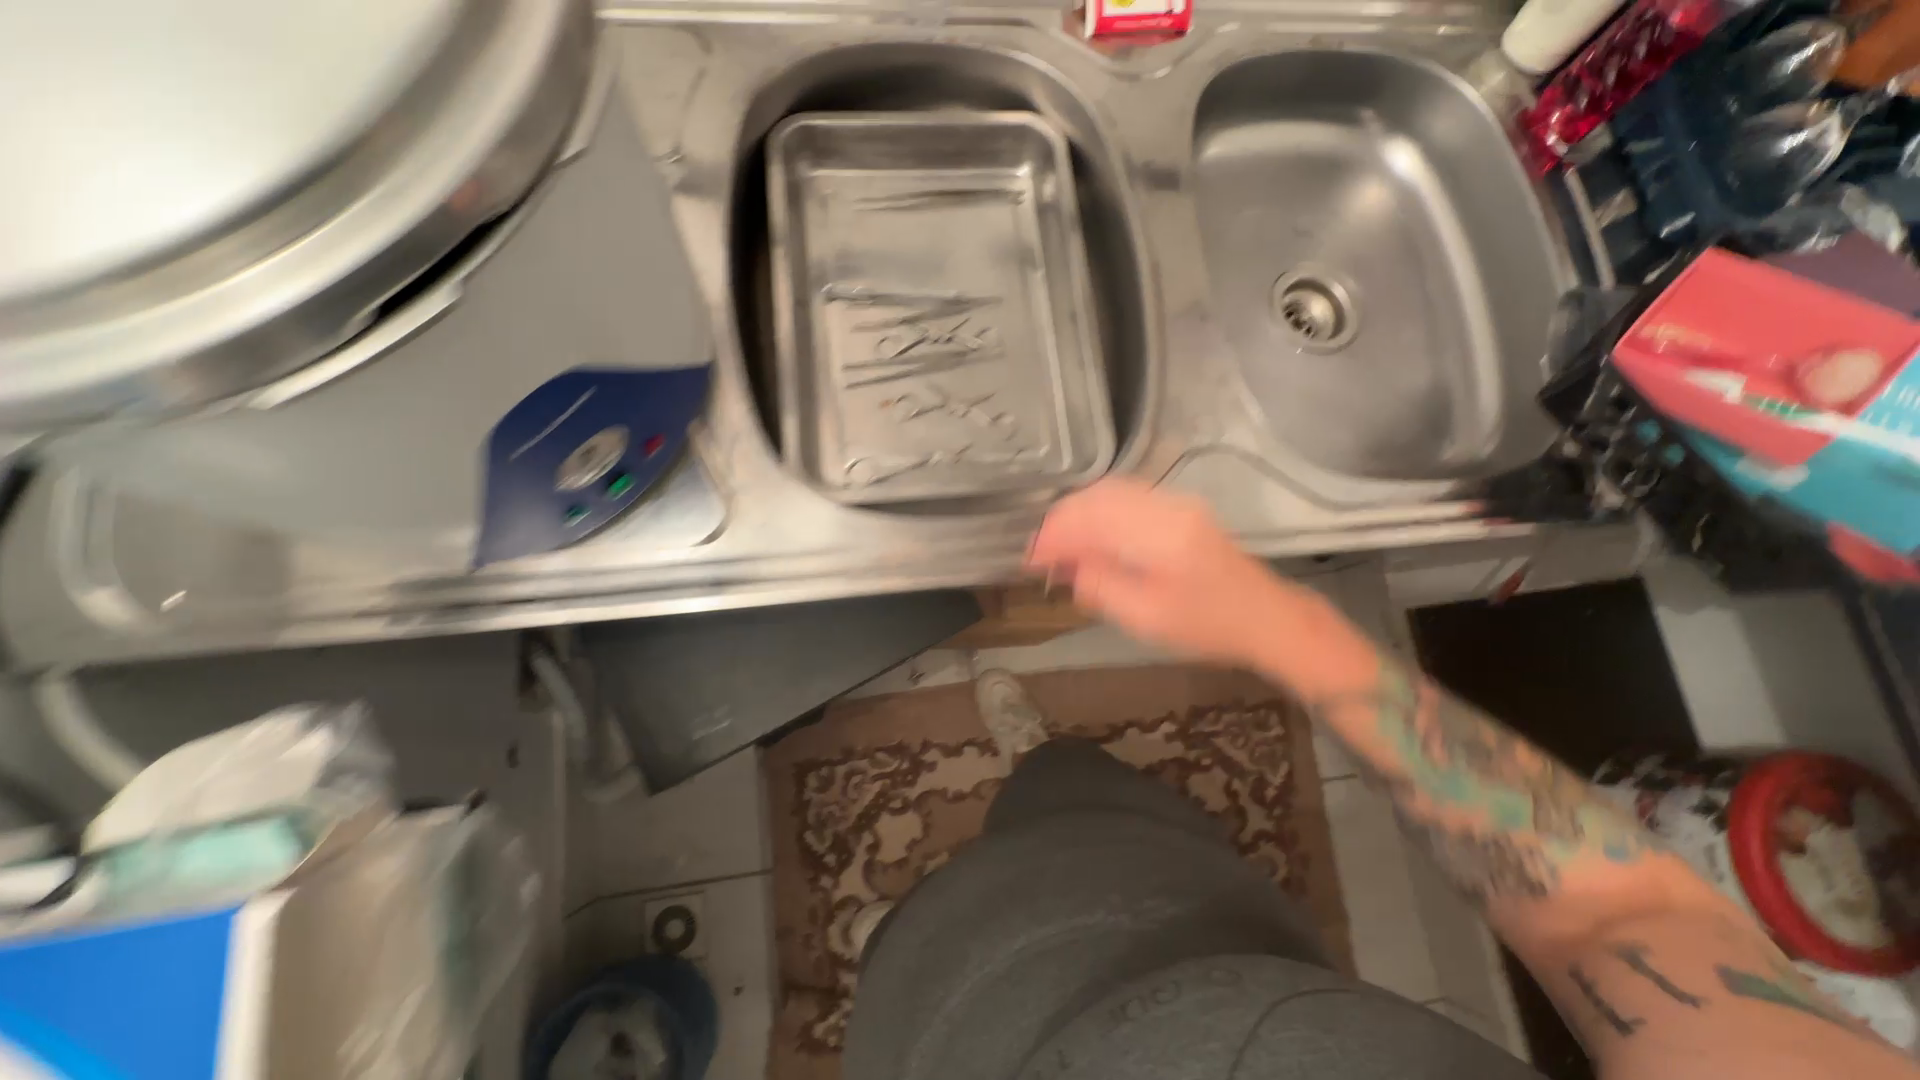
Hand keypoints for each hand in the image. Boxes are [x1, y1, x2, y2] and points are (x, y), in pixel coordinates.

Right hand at [1026, 477, 1376, 692]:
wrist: (1266, 618)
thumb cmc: (1208, 626)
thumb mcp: (1146, 618)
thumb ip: (1101, 587)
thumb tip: (1065, 567)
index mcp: (1159, 534)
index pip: (1090, 518)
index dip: (1053, 536)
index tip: (1031, 561)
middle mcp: (1167, 506)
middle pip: (1097, 496)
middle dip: (1061, 521)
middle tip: (1040, 554)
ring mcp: (1176, 503)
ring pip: (1111, 491)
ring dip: (1078, 514)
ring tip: (1060, 546)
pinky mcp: (1180, 509)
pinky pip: (1127, 497)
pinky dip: (1100, 512)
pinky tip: (1091, 536)